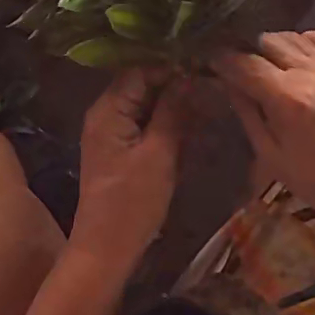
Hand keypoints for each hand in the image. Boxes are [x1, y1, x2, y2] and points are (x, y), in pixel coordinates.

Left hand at [71, 68, 191, 270]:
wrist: (106, 248)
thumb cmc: (132, 200)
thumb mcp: (159, 153)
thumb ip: (172, 111)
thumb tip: (187, 76)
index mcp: (108, 108)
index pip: (139, 70)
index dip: (170, 67)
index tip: (203, 68)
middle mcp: (104, 112)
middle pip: (140, 84)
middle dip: (173, 85)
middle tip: (210, 86)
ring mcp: (109, 130)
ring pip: (144, 105)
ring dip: (171, 105)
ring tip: (206, 105)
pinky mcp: (117, 148)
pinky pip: (142, 124)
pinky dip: (163, 124)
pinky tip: (189, 127)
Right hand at [212, 32, 314, 219]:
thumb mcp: (271, 155)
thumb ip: (246, 112)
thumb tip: (227, 82)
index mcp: (286, 97)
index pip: (241, 61)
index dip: (221, 59)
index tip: (208, 61)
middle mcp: (308, 71)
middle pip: (263, 40)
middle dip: (244, 49)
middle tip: (235, 65)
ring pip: (288, 36)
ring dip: (269, 45)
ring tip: (263, 64)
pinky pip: (314, 38)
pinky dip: (296, 43)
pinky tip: (292, 61)